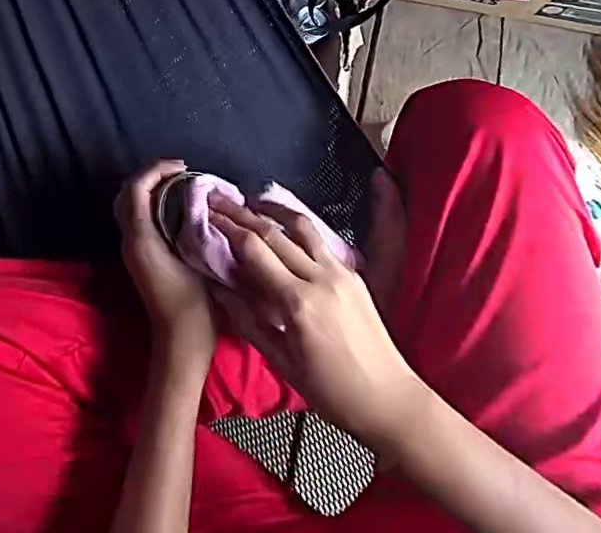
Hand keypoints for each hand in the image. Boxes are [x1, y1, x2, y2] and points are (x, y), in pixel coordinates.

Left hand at [117, 161, 215, 358]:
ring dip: (152, 188)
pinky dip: (154, 203)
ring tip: (182, 184)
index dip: (157, 169)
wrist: (180, 345)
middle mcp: (129, 240)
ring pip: (131, 204)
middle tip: (181, 171)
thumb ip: (196, 226)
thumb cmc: (195, 308)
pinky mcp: (139, 256)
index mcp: (140, 238)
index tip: (184, 167)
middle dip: (152, 174)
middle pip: (128, 192)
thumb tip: (201, 197)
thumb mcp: (201, 262)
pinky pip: (139, 217)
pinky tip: (179, 207)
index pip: (136, 187)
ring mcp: (131, 249)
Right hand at [209, 195, 420, 442]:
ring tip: (252, 200)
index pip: (254, 250)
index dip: (228, 228)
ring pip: (301, 226)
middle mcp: (320, 279)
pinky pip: (320, 240)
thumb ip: (247, 319)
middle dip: (241, 213)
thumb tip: (220, 288)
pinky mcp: (354, 275)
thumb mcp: (281, 362)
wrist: (391, 401)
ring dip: (273, 209)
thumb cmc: (333, 392)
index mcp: (297, 303)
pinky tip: (285, 225)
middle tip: (219, 200)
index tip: (209, 215)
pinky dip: (297, 226)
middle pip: (273, 232)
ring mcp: (340, 273)